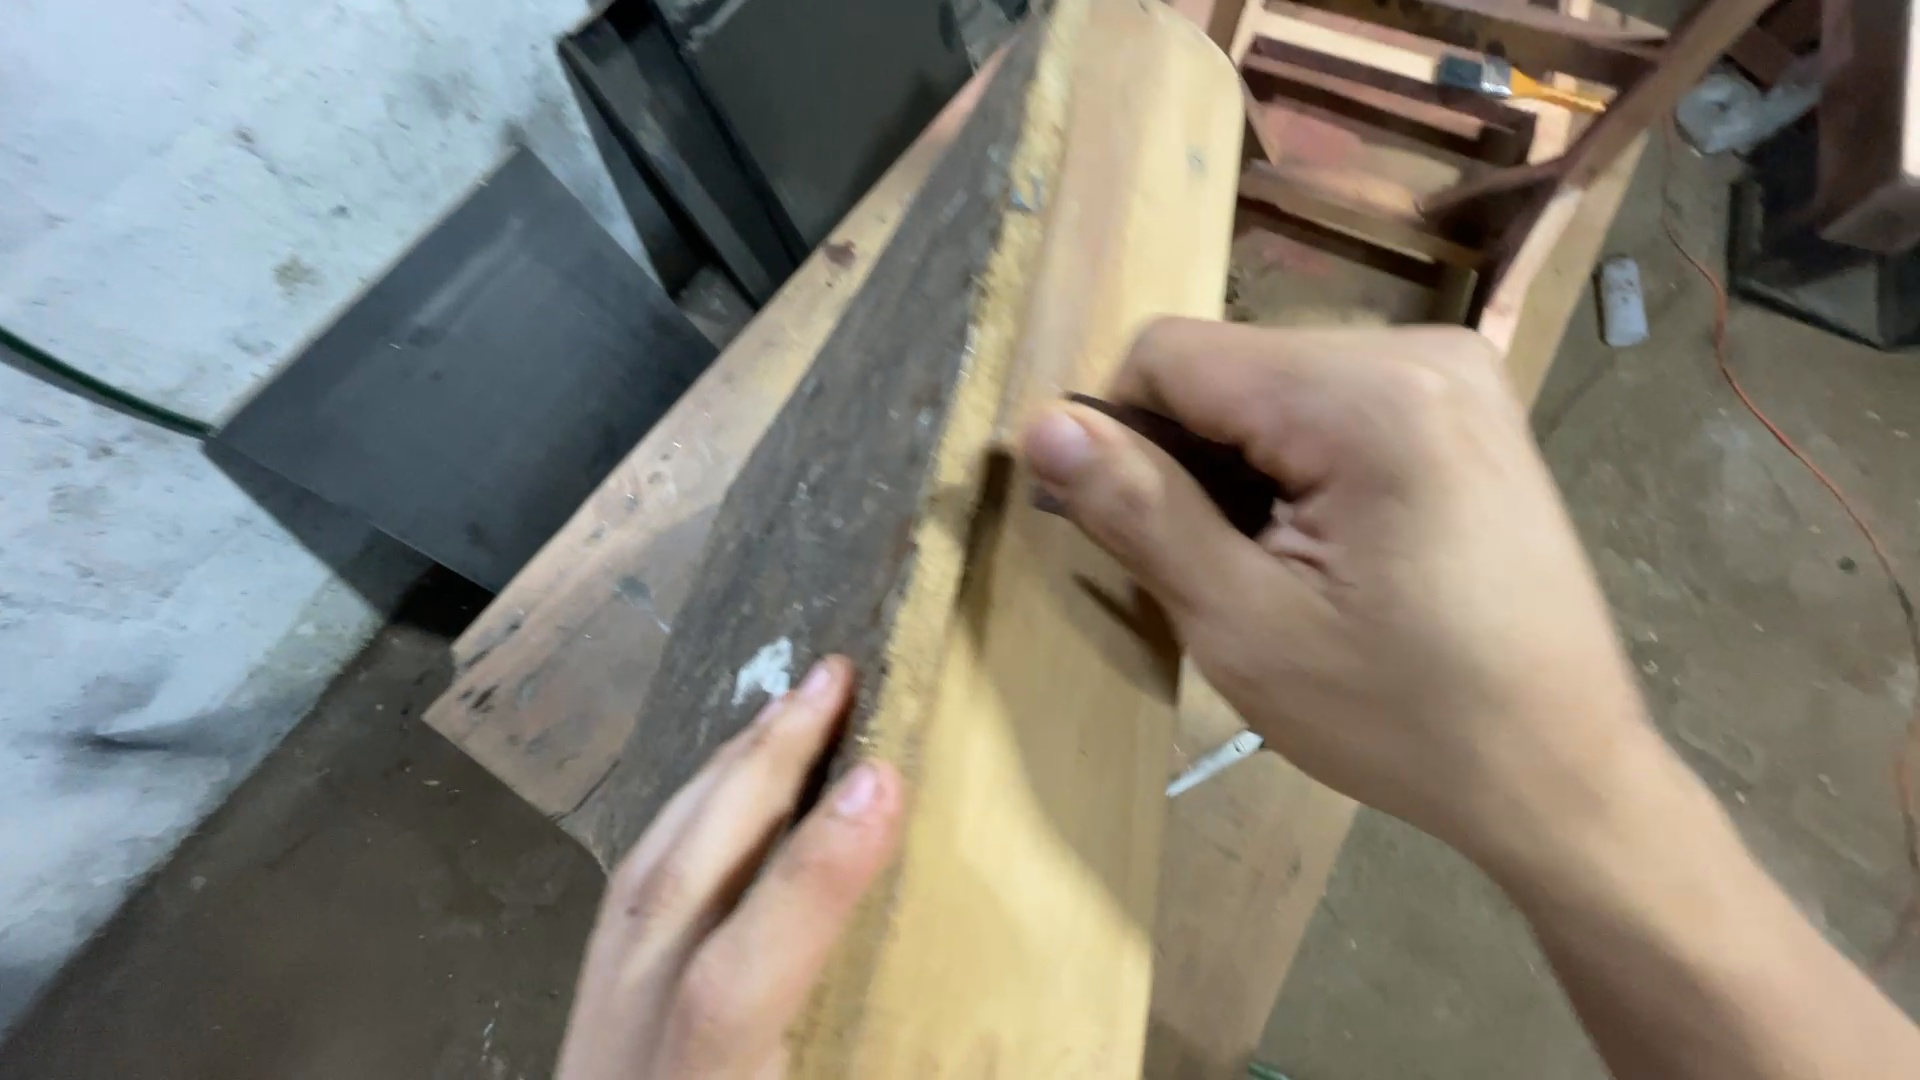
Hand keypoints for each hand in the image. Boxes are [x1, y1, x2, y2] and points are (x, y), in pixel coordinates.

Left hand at [554, 657, 904, 1079]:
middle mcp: (619, 1056)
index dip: (812, 879)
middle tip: (834, 679)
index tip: (884, 780)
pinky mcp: (591, 1007)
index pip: (732, 988)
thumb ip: (876, 1055)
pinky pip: (636, 883)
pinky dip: (690, 812)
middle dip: (761, 768)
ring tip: (790, 706)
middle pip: (676, 888)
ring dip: (726, 771)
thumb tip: (970, 1028)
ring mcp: (591, 1024)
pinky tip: (729, 783)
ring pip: (646, 869)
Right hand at [1021, 319, 1662, 871]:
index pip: (1166, 354)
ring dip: (1228, 465)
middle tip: (1215, 564)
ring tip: (1268, 560)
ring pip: (1257, 383)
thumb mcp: (1240, 625)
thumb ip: (1138, 511)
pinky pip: (1313, 400)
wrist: (1556, 772)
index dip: (1121, 436)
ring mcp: (1446, 370)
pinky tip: (1313, 538)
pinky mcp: (1453, 402)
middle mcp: (1416, 350)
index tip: (1144, 530)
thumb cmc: (1396, 716)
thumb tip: (1041, 426)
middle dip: (1182, 457)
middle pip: (1217, 366)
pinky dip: (1279, 461)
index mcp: (1366, 396)